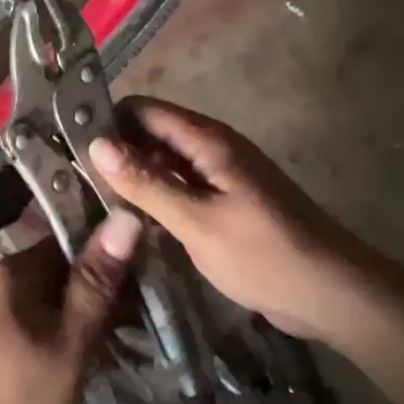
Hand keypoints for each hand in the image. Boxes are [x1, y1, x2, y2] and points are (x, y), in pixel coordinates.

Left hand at [0, 210, 141, 403]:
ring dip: (93, 312)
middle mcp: (0, 279)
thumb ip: (96, 281)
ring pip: (56, 295)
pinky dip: (72, 330)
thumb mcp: (69, 343)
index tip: (148, 263)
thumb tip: (125, 214)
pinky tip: (102, 353)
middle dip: (105, 285)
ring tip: (133, 336)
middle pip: (63, 265)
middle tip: (147, 310)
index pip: (70, 235)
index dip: (110, 248)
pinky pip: (43, 318)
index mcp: (13, 269)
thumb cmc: (23, 398)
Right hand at [87, 97, 375, 341]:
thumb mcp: (197, 222)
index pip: (143, 109)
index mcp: (208, 140)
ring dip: (134, 175)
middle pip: (152, 132)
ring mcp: (221, 175)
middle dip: (116, 150)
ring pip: (164, 160)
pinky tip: (131, 219)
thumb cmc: (265, 254)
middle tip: (73, 179)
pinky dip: (156, 195)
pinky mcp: (226, 201)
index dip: (107, 120)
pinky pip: (181, 185)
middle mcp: (212, 147)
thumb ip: (146, 183)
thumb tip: (96, 144)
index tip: (69, 145)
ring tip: (91, 199)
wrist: (334, 294)